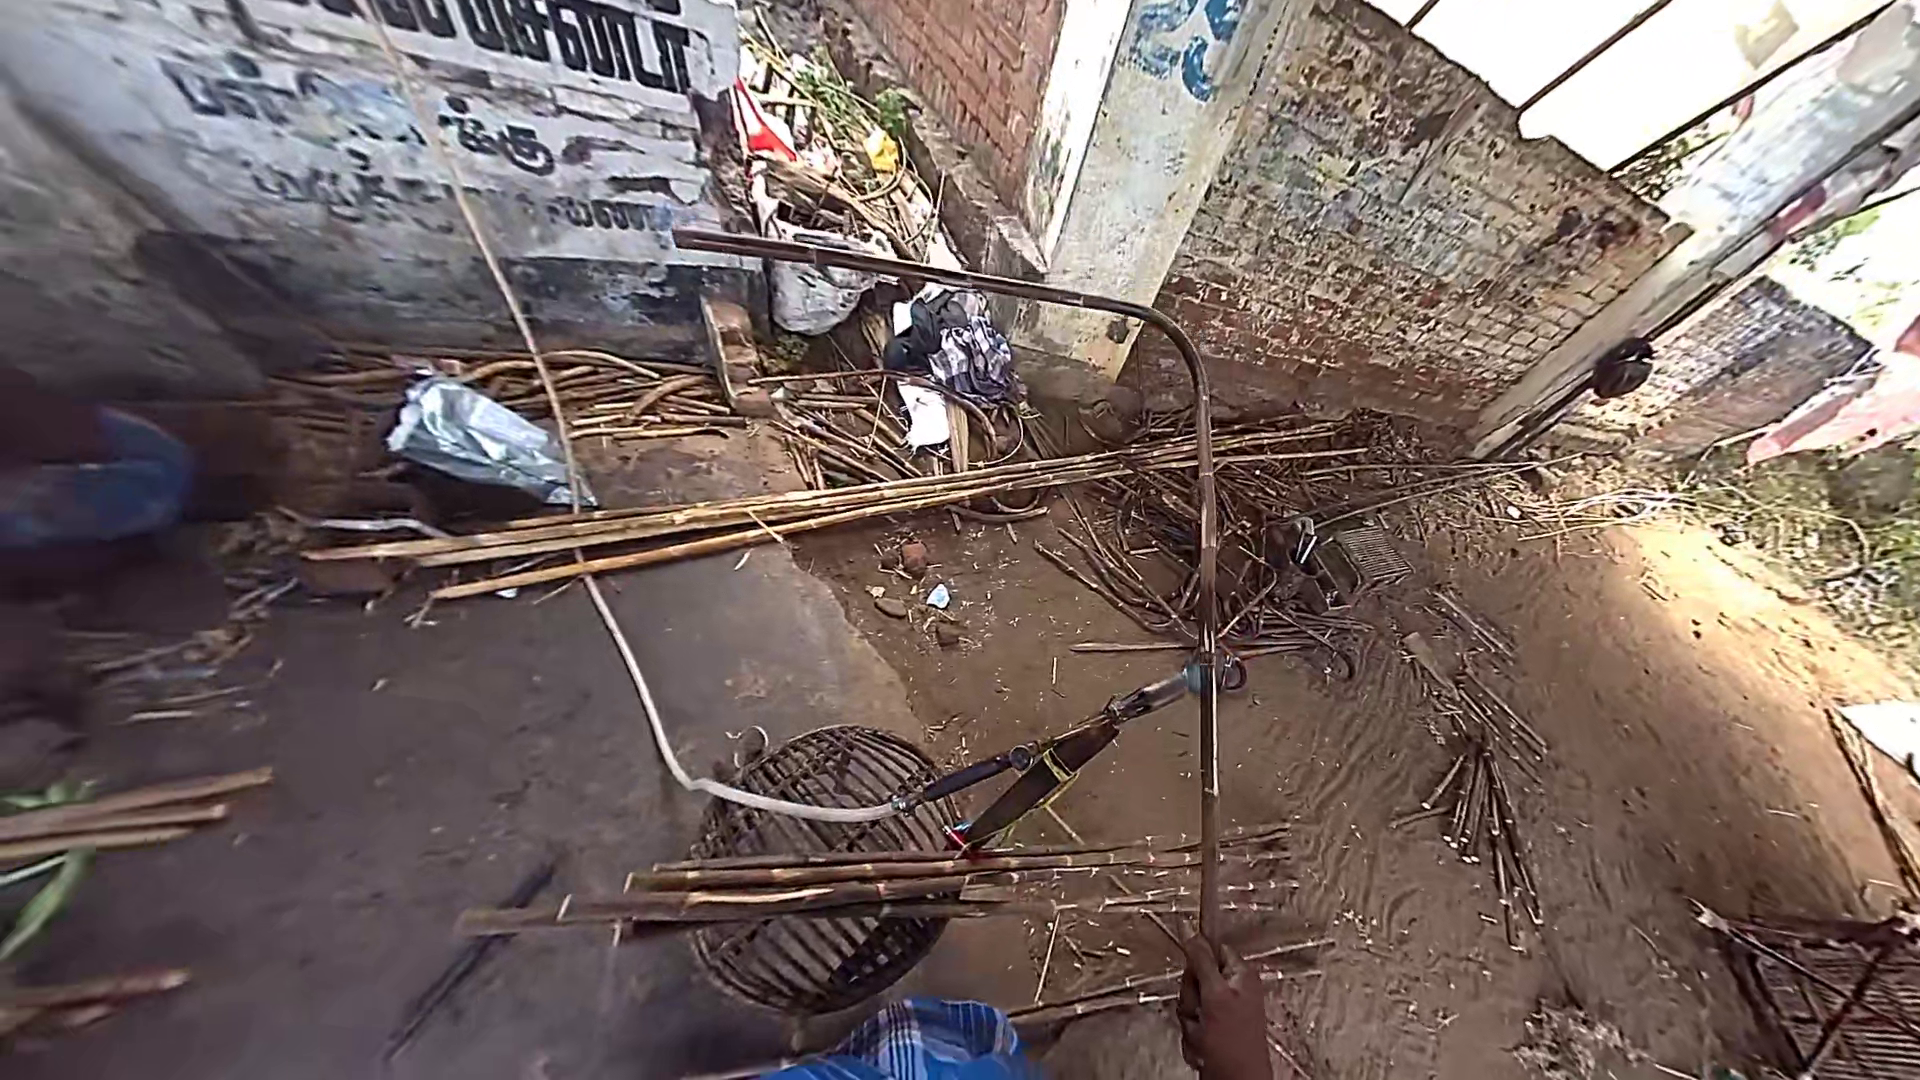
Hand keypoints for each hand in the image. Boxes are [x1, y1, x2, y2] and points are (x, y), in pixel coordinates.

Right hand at [1176, 934, 1272, 1079]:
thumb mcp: (1215, 994)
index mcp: (1241, 975)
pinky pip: (1190, 1020)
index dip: (1198, 958)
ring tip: (1204, 1034)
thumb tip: (1187, 926)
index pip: (1212, 948)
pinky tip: (1203, 1047)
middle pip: (1195, 974)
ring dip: (1190, 1017)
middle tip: (1202, 1010)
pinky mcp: (1212, 1030)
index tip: (1194, 972)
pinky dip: (1192, 1034)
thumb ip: (1201, 960)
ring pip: (1189, 999)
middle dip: (1191, 994)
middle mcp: (1232, 990)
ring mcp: (1221, 1012)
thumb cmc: (1232, 1042)